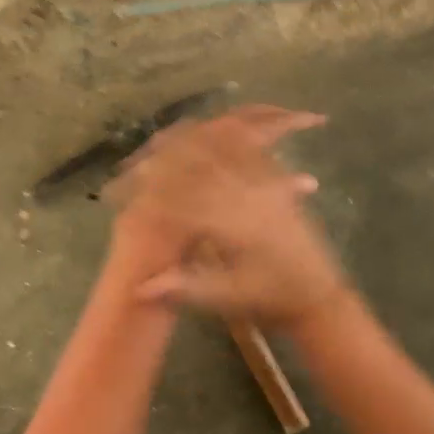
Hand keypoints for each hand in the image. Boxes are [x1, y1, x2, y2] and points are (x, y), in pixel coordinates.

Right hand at [108, 105, 347, 327]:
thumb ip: (185, 287)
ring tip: (154, 143)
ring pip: (221, 145)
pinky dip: (222, 133)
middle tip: (125, 166)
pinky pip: (247, 145)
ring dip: (186, 140)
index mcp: (234, 221)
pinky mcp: (273, 180)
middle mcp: (249, 193)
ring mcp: (264, 182)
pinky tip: (201, 134)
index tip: (114, 197)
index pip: (178, 199)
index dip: (142, 196)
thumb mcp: (228, 298)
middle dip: (158, 160)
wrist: (319, 295)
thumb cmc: (271, 299)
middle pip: (196, 161)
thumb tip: (138, 287)